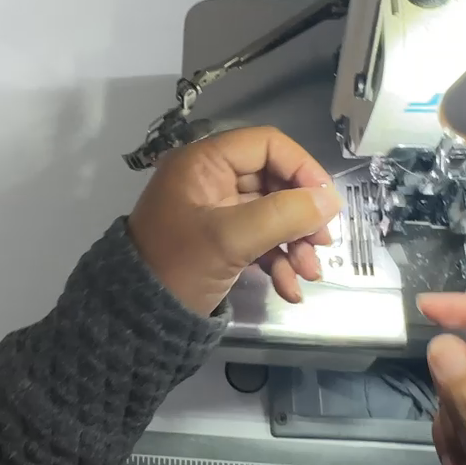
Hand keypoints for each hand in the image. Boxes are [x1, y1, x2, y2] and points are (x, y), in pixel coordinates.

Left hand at [128, 126, 341, 316]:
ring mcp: (214, 211)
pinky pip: (257, 239)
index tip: (325, 203)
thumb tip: (329, 200)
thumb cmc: (178, 266)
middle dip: (301, 215)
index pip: (266, 145)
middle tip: (322, 244)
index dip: (301, 169)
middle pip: (273, 181)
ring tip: (310, 273)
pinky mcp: (218, 241)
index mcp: (204, 163)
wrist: (136, 319)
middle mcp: (210, 179)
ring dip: (295, 243)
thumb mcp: (231, 238)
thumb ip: (284, 215)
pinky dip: (278, 260)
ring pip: (269, 214)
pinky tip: (290, 289)